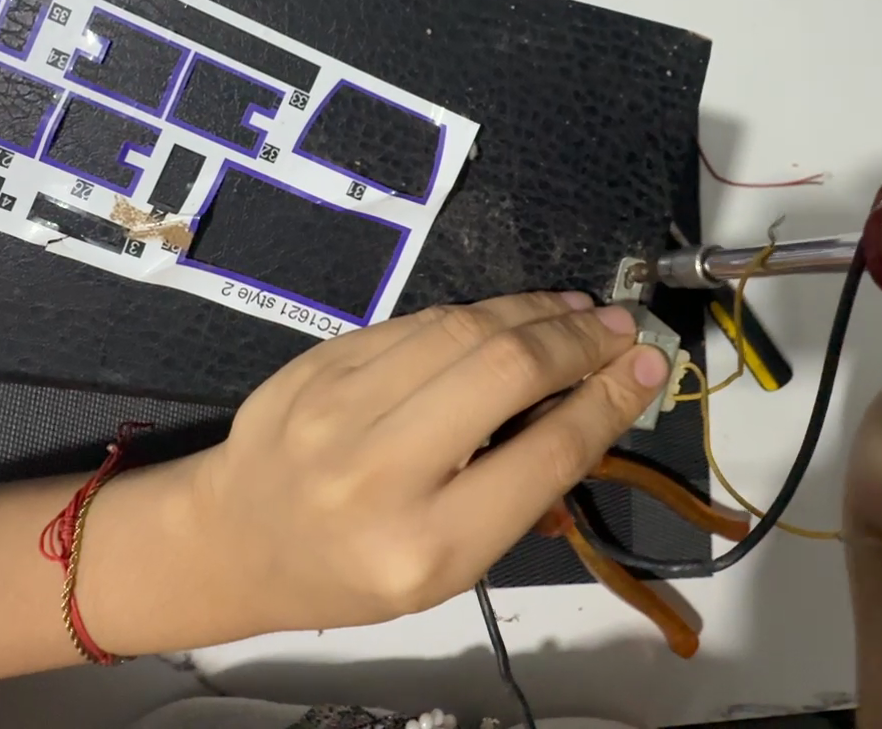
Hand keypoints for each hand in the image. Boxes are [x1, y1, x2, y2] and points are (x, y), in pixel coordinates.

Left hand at [167, 292, 668, 636]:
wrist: (235, 536)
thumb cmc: (350, 571)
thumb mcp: (444, 566)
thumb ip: (516, 486)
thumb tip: (590, 402)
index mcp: (422, 547)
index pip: (542, 456)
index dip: (606, 403)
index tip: (646, 367)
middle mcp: (379, 470)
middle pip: (505, 373)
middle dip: (577, 340)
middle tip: (620, 325)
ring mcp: (338, 404)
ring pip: (463, 328)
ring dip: (535, 311)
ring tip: (578, 310)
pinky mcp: (320, 360)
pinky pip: (421, 319)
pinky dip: (480, 312)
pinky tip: (513, 313)